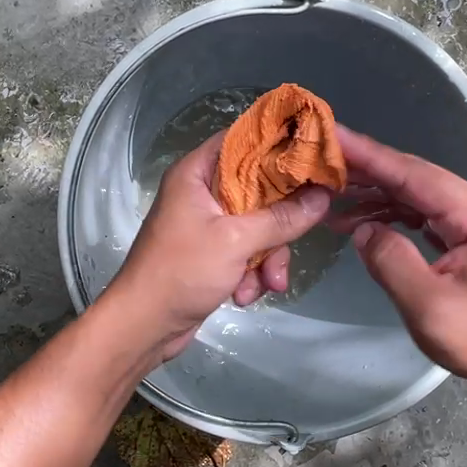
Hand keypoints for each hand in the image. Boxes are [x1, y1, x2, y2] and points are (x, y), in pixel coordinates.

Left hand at [102, 131, 331, 357]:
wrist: (144, 326)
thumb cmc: (182, 271)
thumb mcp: (236, 241)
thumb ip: (282, 218)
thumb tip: (323, 196)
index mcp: (196, 173)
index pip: (242, 141)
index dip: (277, 148)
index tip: (310, 160)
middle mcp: (200, 192)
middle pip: (258, 190)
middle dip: (278, 226)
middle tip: (293, 240)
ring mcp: (205, 225)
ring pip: (257, 226)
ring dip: (267, 258)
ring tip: (267, 284)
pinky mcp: (210, 253)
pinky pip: (245, 252)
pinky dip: (251, 273)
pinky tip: (245, 295)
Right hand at [327, 126, 466, 389]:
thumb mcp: (428, 307)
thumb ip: (389, 261)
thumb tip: (361, 229)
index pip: (412, 174)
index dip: (369, 155)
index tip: (332, 133)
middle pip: (413, 176)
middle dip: (365, 168)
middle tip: (319, 159)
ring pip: (415, 191)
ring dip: (374, 193)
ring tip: (328, 195)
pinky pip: (423, 210)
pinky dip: (390, 212)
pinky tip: (358, 219)